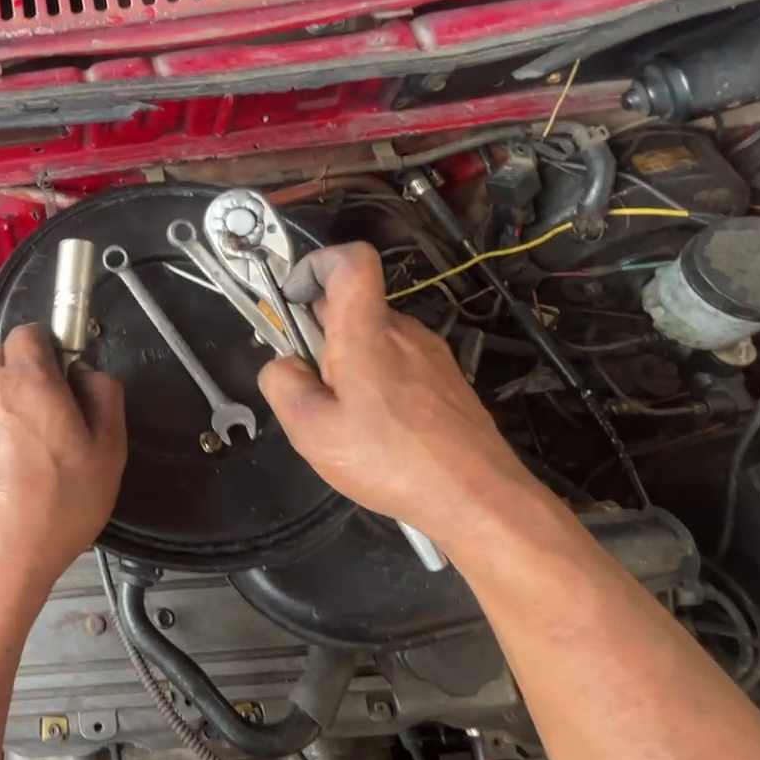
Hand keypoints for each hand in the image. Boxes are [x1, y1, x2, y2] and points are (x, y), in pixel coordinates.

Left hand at [0, 324, 127, 586]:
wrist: (0, 554)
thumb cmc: (57, 507)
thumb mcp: (108, 450)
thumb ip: (105, 395)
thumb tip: (90, 373)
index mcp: (28, 382)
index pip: (30, 330)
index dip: (51, 343)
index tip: (65, 365)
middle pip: (4, 354)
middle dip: (29, 368)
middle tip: (54, 402)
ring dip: (8, 397)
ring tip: (31, 438)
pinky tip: (8, 459)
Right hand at [257, 243, 547, 548]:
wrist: (478, 499)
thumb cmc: (390, 461)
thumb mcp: (309, 429)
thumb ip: (281, 383)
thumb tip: (284, 365)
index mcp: (366, 332)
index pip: (349, 260)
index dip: (314, 264)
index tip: (293, 299)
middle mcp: (403, 332)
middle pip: (352, 304)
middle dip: (319, 333)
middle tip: (310, 385)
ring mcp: (431, 355)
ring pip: (373, 337)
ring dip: (347, 362)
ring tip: (344, 416)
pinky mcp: (447, 381)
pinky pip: (398, 363)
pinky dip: (375, 381)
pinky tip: (377, 429)